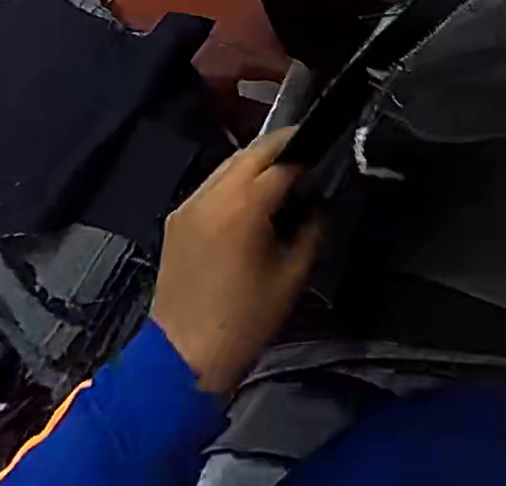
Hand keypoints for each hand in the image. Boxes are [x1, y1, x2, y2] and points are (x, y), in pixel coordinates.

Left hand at [150, 128, 319, 393]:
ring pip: (231, 161)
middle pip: (255, 150)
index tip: (327, 154)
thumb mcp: (295, 270)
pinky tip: (252, 198)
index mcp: (244, 205)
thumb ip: (312, 225)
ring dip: (259, 160)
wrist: (181, 360)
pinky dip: (237, 178)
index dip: (309, 154)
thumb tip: (316, 202)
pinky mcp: (178, 218)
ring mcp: (190, 205)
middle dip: (285, 146)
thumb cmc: (245, 318)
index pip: (284, 160)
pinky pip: (214, 182)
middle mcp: (213, 195)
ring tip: (283, 174)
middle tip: (310, 152)